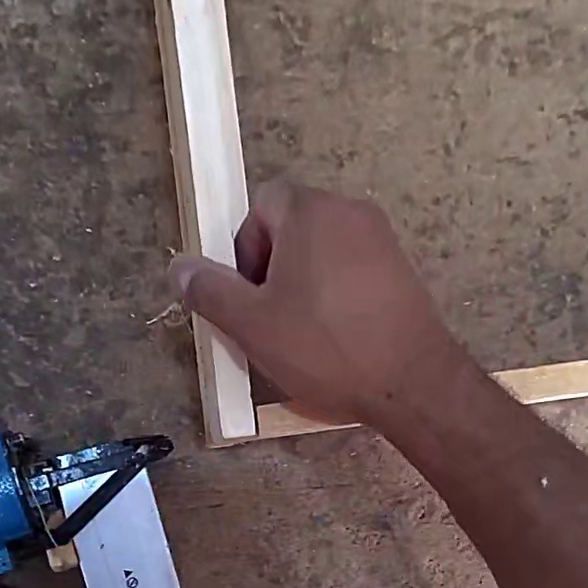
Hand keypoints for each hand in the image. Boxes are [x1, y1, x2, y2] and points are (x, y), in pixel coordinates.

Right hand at [168, 181, 472, 424]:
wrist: (408, 383)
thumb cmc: (322, 347)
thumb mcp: (250, 324)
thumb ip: (209, 290)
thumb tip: (179, 267)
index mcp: (311, 212)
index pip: (261, 204)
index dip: (242, 249)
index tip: (247, 295)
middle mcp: (350, 212)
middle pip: (289, 226)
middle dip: (267, 269)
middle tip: (265, 319)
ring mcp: (382, 239)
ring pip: (317, 251)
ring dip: (296, 285)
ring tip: (296, 334)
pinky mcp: (400, 270)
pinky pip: (347, 269)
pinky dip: (328, 295)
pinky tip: (330, 338)